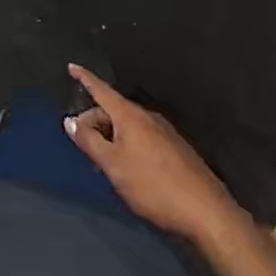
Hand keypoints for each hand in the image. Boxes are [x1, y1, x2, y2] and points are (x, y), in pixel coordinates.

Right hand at [65, 64, 243, 243]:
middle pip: (113, 110)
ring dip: (109, 136)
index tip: (72, 66)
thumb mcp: (113, 165)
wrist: (204, 210)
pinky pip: (141, 136)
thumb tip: (71, 120)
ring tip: (100, 161)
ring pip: (127, 125)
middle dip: (93, 121)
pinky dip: (125, 144)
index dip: (85, 79)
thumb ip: (90, 141)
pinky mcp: (174, 148)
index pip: (102, 90)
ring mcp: (163, 131)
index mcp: (130, 115)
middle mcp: (147, 117)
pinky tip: (125, 167)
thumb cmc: (152, 185)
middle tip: (80, 144)